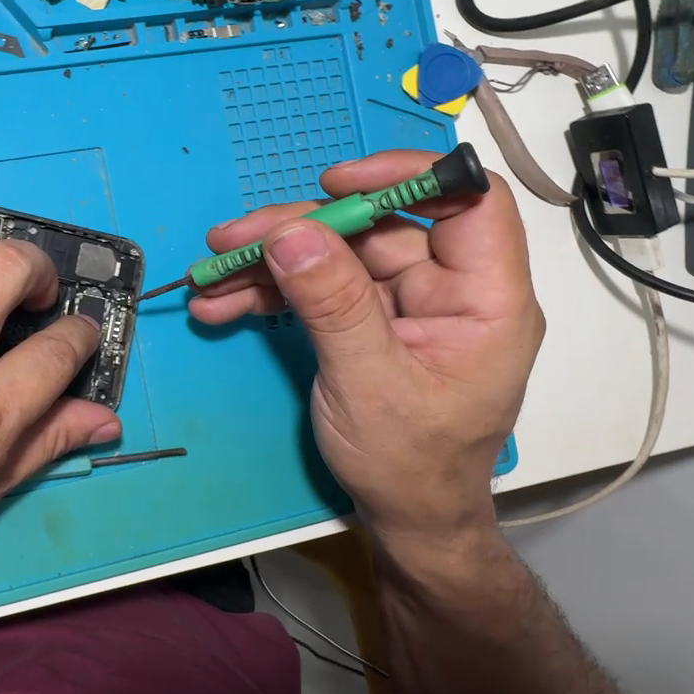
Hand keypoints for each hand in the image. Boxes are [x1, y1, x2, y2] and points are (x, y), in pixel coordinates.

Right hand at [189, 151, 544, 549]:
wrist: (403, 516)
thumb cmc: (410, 461)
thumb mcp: (369, 384)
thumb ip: (332, 306)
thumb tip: (289, 235)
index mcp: (484, 299)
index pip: (468, 203)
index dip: (406, 177)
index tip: (334, 183)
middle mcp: (446, 289)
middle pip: (375, 228)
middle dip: (298, 230)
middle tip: (231, 241)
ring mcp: (401, 304)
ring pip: (333, 255)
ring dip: (268, 263)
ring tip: (210, 277)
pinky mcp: (363, 320)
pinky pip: (314, 288)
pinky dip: (268, 293)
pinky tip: (222, 303)